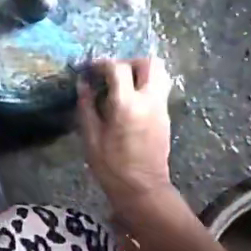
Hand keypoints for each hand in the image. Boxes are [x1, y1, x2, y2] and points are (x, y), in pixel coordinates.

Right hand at [77, 58, 174, 213]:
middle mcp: (149, 100)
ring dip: (141, 71)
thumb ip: (86, 106)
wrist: (143, 189)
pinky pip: (159, 88)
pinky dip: (145, 85)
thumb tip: (83, 84)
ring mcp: (161, 107)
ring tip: (122, 83)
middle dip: (128, 61)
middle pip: (149, 63)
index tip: (89, 69)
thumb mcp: (90, 136)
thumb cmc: (111, 166)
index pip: (117, 68)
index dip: (101, 63)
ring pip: (160, 73)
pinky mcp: (166, 116)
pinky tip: (128, 99)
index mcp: (127, 105)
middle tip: (111, 73)